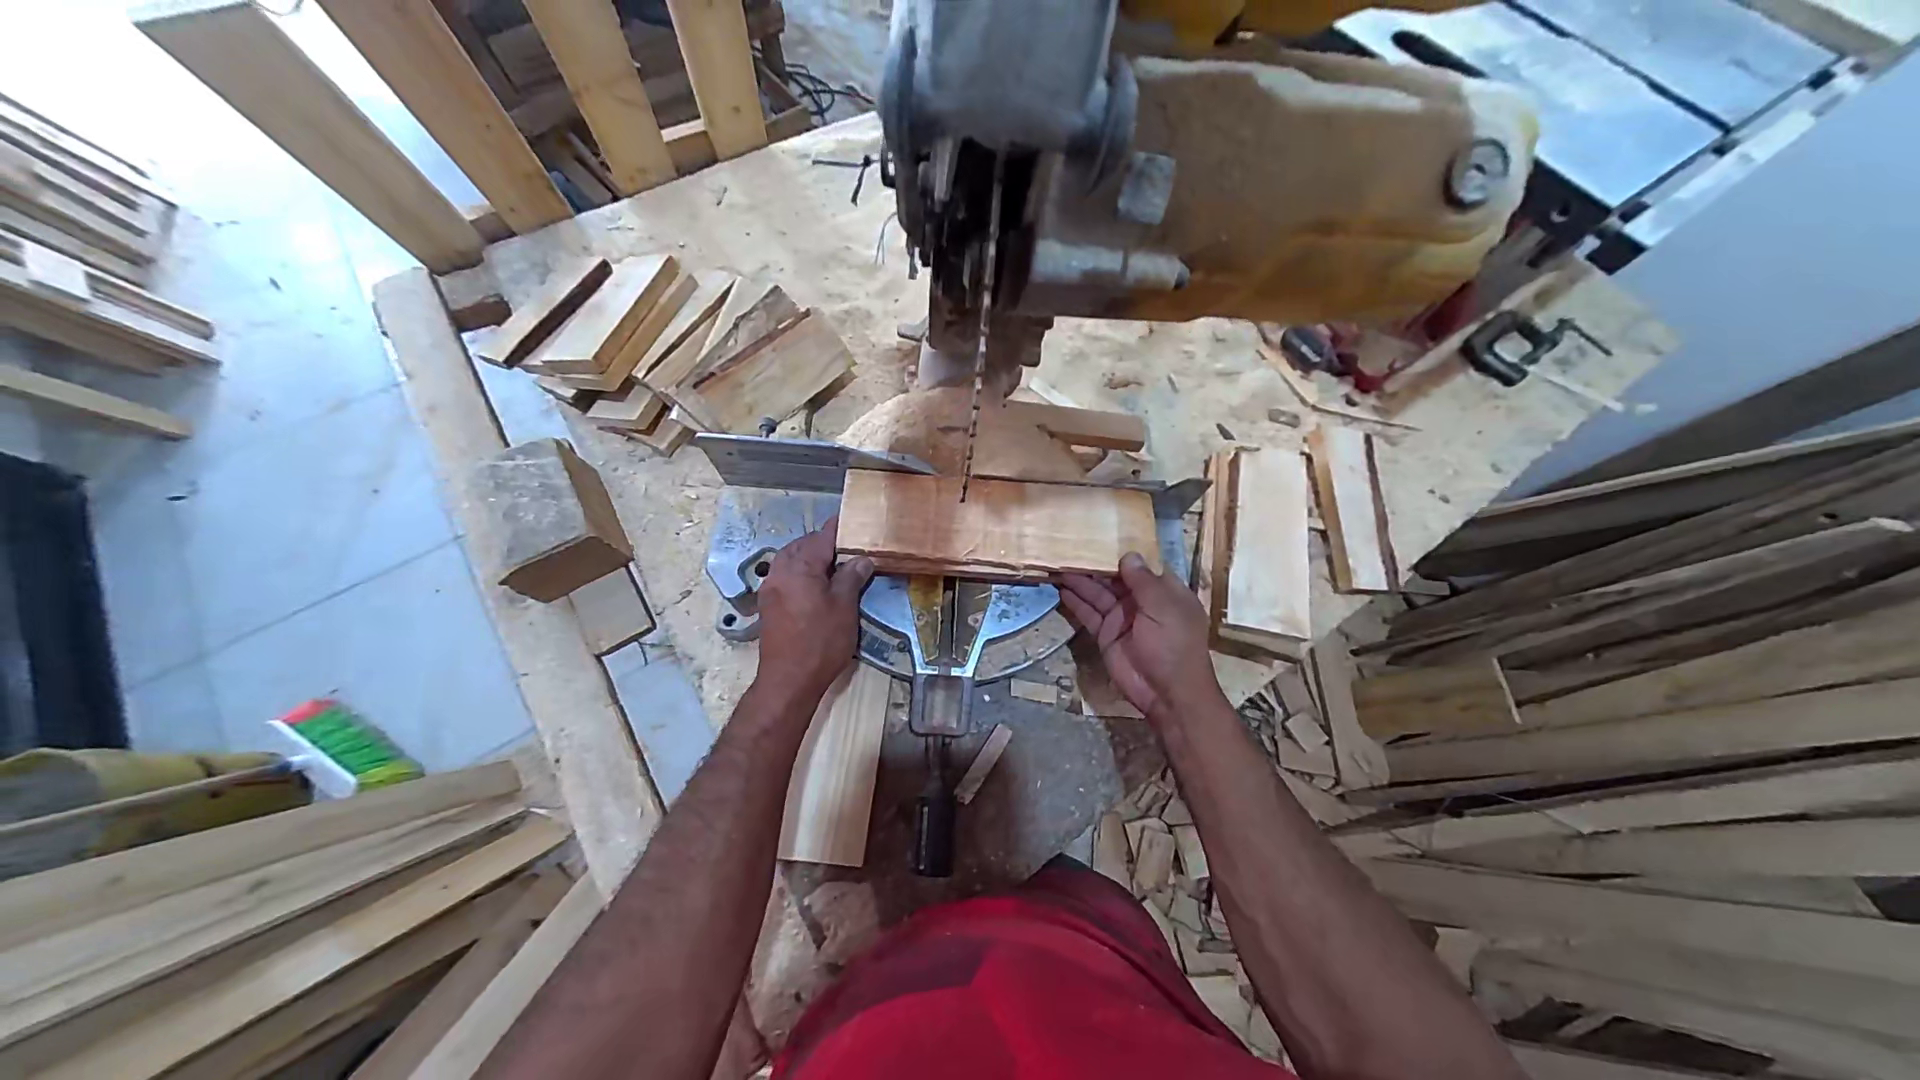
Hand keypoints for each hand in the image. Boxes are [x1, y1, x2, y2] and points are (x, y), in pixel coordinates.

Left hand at [754, 517, 874, 703]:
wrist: (789, 680)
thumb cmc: (821, 641)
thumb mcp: (844, 607)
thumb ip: (851, 577)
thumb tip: (860, 559)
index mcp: (799, 566)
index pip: (822, 537)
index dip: (839, 528)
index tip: (853, 520)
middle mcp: (779, 571)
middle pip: (803, 546)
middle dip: (824, 543)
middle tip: (850, 547)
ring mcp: (770, 588)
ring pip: (791, 560)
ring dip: (811, 558)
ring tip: (836, 566)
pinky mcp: (769, 605)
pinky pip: (786, 576)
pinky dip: (802, 573)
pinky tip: (818, 585)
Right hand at [1059, 554, 1223, 722]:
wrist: (1167, 693)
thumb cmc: (1174, 645)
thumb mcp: (1163, 608)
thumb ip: (1143, 581)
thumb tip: (1128, 554)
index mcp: (1163, 590)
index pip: (1141, 564)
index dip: (1122, 549)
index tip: (1101, 531)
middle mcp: (1141, 601)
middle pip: (1114, 576)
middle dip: (1094, 563)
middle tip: (1068, 544)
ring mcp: (1122, 618)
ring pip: (1097, 593)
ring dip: (1079, 579)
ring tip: (1057, 561)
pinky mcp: (1106, 634)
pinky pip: (1088, 614)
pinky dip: (1074, 601)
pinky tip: (1059, 587)